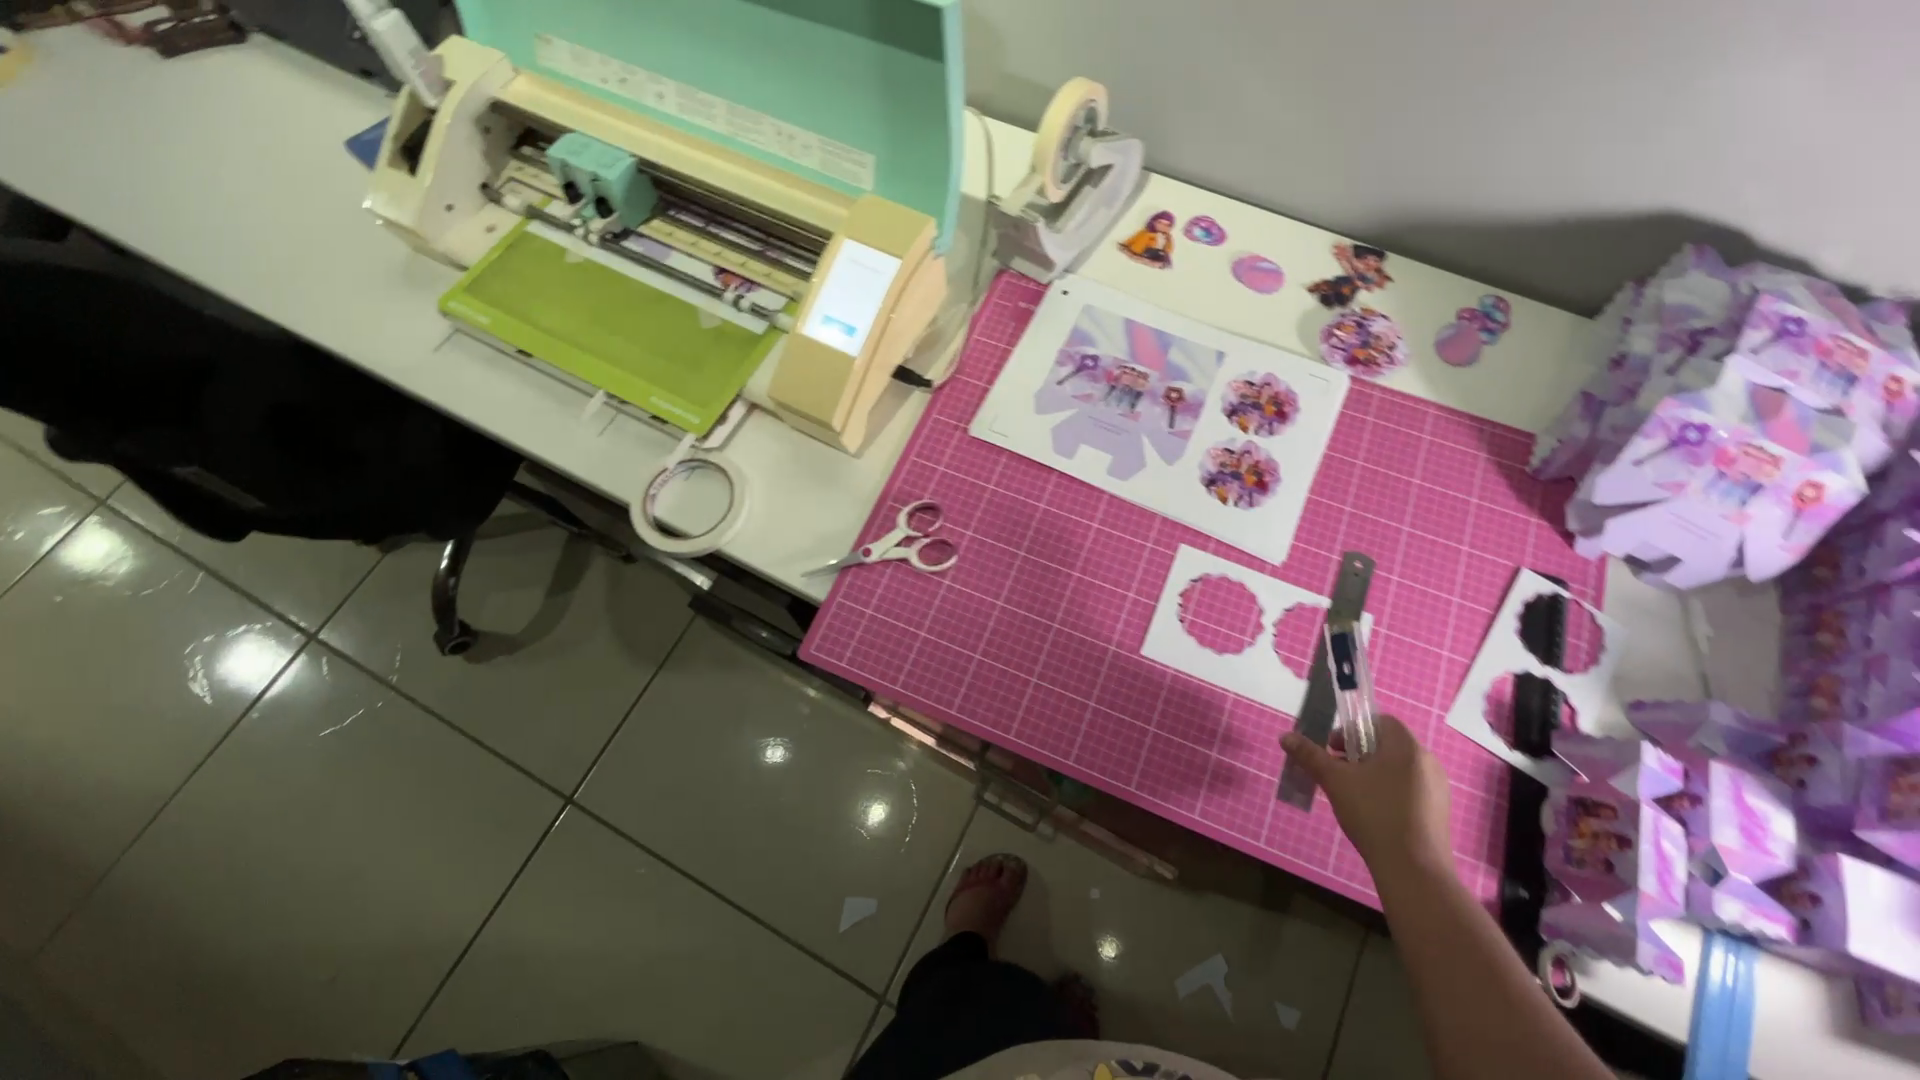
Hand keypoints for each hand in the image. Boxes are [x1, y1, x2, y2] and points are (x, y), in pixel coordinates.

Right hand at [1281, 715, 1451, 879]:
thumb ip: (1310, 756)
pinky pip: (1411, 789)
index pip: (1381, 721)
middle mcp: (1427, 761)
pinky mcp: (1439, 811)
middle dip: (1359, 754)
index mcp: (1406, 747)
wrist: (1413, 868)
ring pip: (1399, 769)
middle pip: (1388, 745)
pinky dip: (1390, 791)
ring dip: (1374, 773)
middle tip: (1338, 773)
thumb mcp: (1335, 782)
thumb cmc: (1373, 814)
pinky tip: (1375, 814)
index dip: (1353, 730)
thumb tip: (1285, 736)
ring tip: (1353, 795)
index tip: (1334, 750)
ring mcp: (1437, 788)